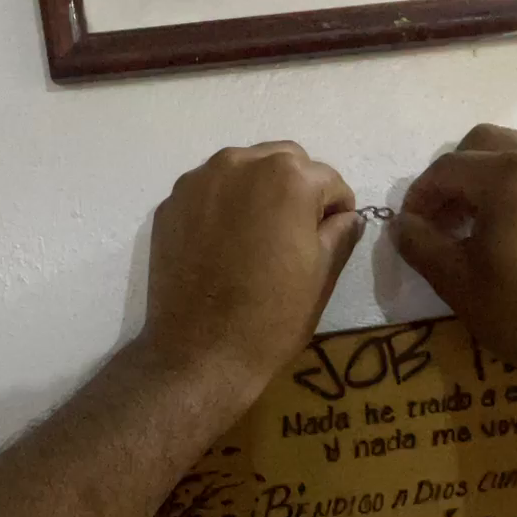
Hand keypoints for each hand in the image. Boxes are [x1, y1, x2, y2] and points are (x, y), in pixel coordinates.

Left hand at [139, 141, 362, 394]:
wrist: (200, 355)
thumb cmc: (272, 318)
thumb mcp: (321, 276)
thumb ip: (340, 234)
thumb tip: (347, 217)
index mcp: (288, 177)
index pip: (328, 180)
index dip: (336, 210)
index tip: (331, 239)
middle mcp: (239, 163)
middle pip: (283, 162)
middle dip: (297, 190)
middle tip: (294, 237)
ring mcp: (198, 182)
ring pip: (242, 171)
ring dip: (257, 193)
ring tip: (256, 239)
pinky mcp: (170, 205)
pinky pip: (208, 193)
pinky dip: (222, 208)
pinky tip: (222, 247)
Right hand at [393, 124, 516, 391]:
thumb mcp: (457, 283)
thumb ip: (420, 243)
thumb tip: (401, 223)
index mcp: (512, 176)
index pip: (448, 167)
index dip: (420, 195)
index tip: (411, 224)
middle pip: (484, 143)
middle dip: (455, 176)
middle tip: (444, 219)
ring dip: (493, 171)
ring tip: (484, 214)